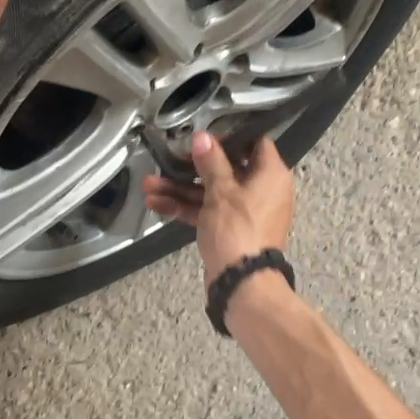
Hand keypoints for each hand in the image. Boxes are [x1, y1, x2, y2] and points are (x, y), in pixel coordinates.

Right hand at [141, 133, 294, 282]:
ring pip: (210, 192)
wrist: (241, 283)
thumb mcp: (221, 190)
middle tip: (168, 158)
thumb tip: (203, 137)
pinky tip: (156, 203)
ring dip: (180, 188)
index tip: (205, 135)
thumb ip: (211, 161)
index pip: (255, 143)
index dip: (229, 136)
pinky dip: (185, 207)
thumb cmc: (238, 229)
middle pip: (226, 169)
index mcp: (270, 174)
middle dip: (192, 166)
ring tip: (149, 184)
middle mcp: (261, 190)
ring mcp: (244, 212)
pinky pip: (207, 212)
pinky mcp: (229, 231)